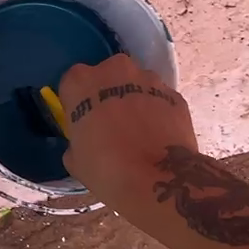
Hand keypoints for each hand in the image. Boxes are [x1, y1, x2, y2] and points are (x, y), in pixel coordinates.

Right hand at [56, 53, 196, 210]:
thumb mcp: (73, 157)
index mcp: (80, 81)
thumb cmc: (104, 168)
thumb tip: (87, 138)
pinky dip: (158, 112)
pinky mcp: (175, 94)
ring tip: (138, 132)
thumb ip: (78, 136)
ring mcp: (149, 79)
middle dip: (108, 93)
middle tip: (110, 124)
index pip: (73, 83)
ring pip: (137, 84)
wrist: (155, 179)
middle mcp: (114, 69)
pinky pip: (160, 100)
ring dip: (135, 101)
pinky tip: (157, 137)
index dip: (77, 102)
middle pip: (107, 75)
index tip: (82, 120)